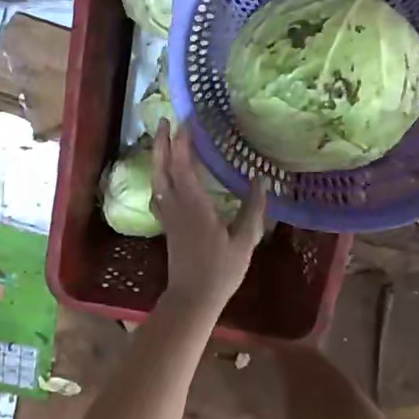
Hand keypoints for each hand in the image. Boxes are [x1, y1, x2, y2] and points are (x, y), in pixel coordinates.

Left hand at [152, 120, 268, 306]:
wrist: (192, 297)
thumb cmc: (221, 270)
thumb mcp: (245, 240)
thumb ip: (253, 208)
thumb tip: (261, 180)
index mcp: (193, 204)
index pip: (183, 165)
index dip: (183, 141)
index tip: (189, 121)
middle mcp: (175, 205)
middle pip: (163, 167)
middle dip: (164, 142)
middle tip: (167, 120)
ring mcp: (168, 215)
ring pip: (157, 179)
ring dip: (159, 156)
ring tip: (165, 140)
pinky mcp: (167, 225)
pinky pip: (159, 193)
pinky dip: (160, 177)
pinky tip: (165, 177)